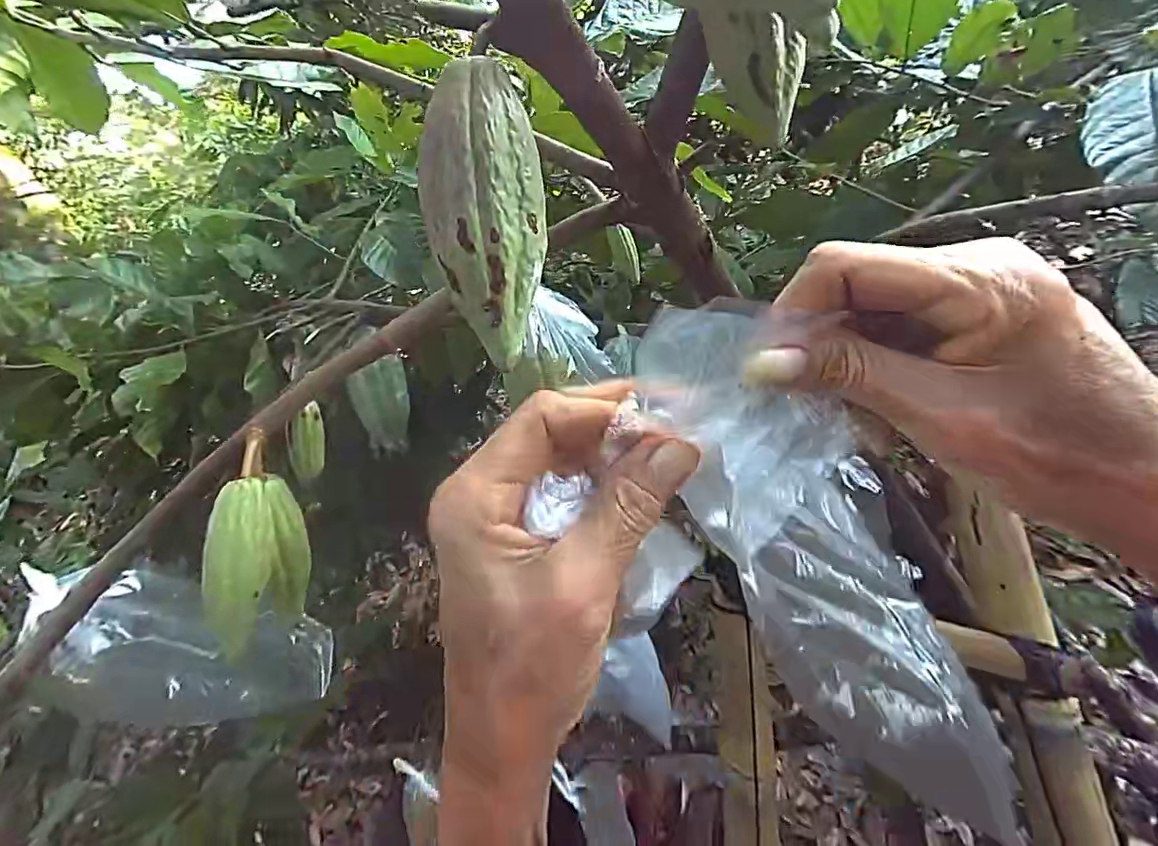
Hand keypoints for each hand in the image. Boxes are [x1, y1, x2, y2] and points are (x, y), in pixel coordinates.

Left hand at [428, 384, 698, 843]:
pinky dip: (604, 482)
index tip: (663, 422)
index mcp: (476, 493)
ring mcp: (497, 512)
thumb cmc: (530, 671)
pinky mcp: (518, 533)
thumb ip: (628, 506)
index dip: (603, 410)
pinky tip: (640, 484)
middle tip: (674, 425)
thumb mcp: (583, 582)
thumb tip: (681, 442)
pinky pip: (564, 487)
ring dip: (613, 451)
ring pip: (561, 455)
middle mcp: (480, 490)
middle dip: (612, 425)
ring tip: (666, 450)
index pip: (542, 417)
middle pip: (550, 429)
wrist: (500, 746)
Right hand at [749, 240, 1157, 668]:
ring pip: (880, 306)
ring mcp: (988, 285)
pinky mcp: (988, 311)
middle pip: (861, 283)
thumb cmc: (1063, 461)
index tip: (765, 368)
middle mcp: (980, 263)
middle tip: (804, 399)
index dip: (793, 312)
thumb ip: (849, 376)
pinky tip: (887, 403)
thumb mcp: (942, 417)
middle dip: (822, 340)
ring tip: (855, 414)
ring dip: (851, 356)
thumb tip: (762, 363)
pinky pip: (910, 323)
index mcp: (979, 276)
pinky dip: (883, 360)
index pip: (847, 265)